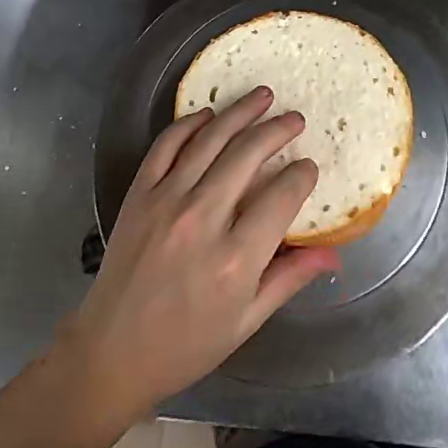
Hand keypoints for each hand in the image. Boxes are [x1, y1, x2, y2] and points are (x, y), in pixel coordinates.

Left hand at [58, 86, 339, 415]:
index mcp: (235, 259)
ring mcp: (166, 201)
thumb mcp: (246, 321)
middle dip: (278, 130)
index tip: (309, 167)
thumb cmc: (186, 343)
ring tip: (263, 96)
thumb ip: (290, 278)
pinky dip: (189, 124)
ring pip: (210, 139)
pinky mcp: (138, 194)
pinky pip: (166, 145)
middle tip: (295, 118)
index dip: (303, 175)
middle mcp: (202, 220)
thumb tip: (335, 254)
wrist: (112, 352)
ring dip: (241, 112)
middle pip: (248, 154)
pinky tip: (209, 115)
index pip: (282, 196)